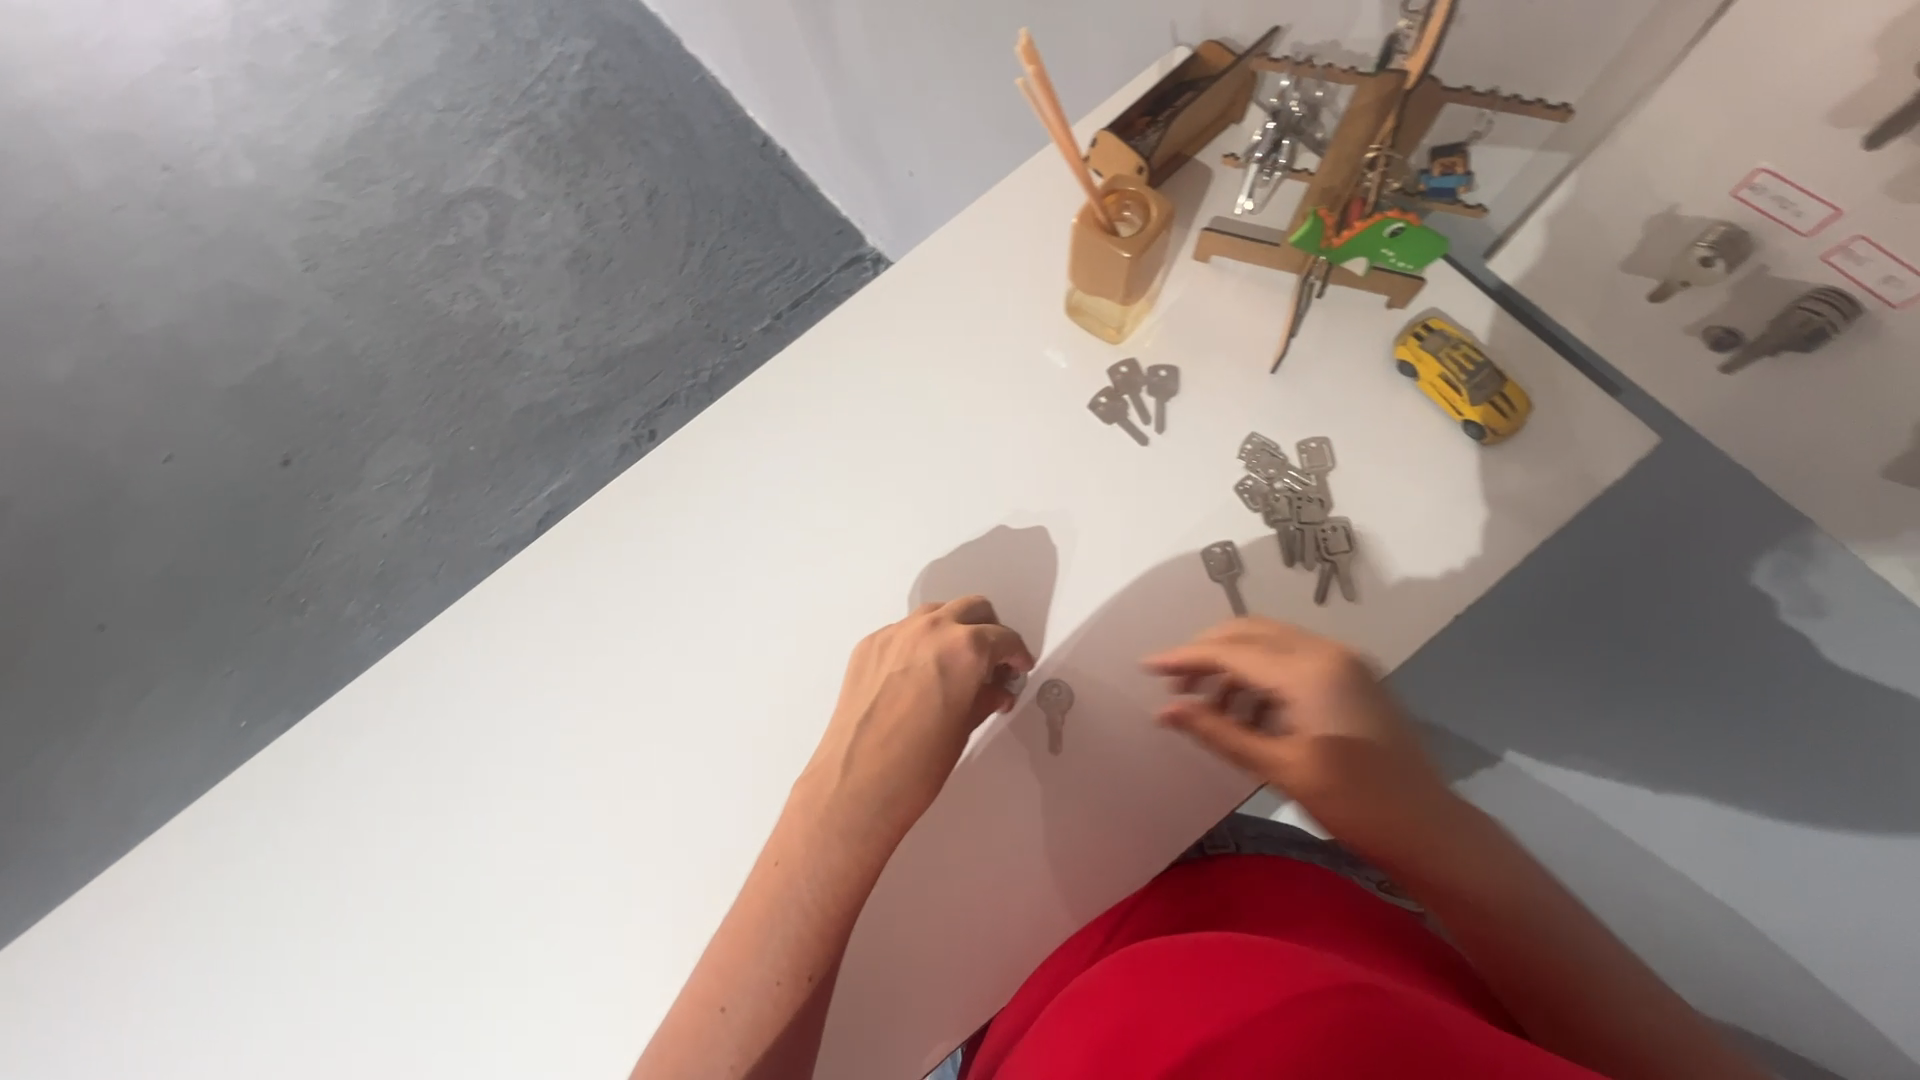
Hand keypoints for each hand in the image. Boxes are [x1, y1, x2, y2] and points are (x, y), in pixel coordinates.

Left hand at [799, 596, 1033, 838]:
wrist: (855, 782)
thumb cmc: (919, 764)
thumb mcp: (964, 729)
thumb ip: (984, 698)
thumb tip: (997, 690)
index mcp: (966, 648)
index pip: (1004, 637)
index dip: (1016, 655)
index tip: (1017, 668)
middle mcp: (931, 629)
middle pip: (972, 608)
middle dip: (987, 631)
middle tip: (990, 662)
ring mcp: (895, 633)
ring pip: (936, 613)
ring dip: (953, 629)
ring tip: (954, 664)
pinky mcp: (869, 645)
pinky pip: (904, 631)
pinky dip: (920, 642)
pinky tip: (918, 675)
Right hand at [1143, 618, 1461, 860]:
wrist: (1430, 829)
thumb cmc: (1353, 803)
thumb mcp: (1279, 768)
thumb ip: (1217, 732)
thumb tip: (1163, 711)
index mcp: (1309, 671)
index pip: (1231, 650)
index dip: (1184, 657)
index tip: (1145, 667)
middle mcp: (1327, 652)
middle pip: (1249, 632)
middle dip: (1206, 653)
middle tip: (1173, 684)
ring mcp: (1344, 662)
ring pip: (1270, 643)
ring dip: (1233, 666)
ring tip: (1207, 708)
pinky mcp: (1352, 678)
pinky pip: (1292, 659)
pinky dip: (1261, 677)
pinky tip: (1247, 715)